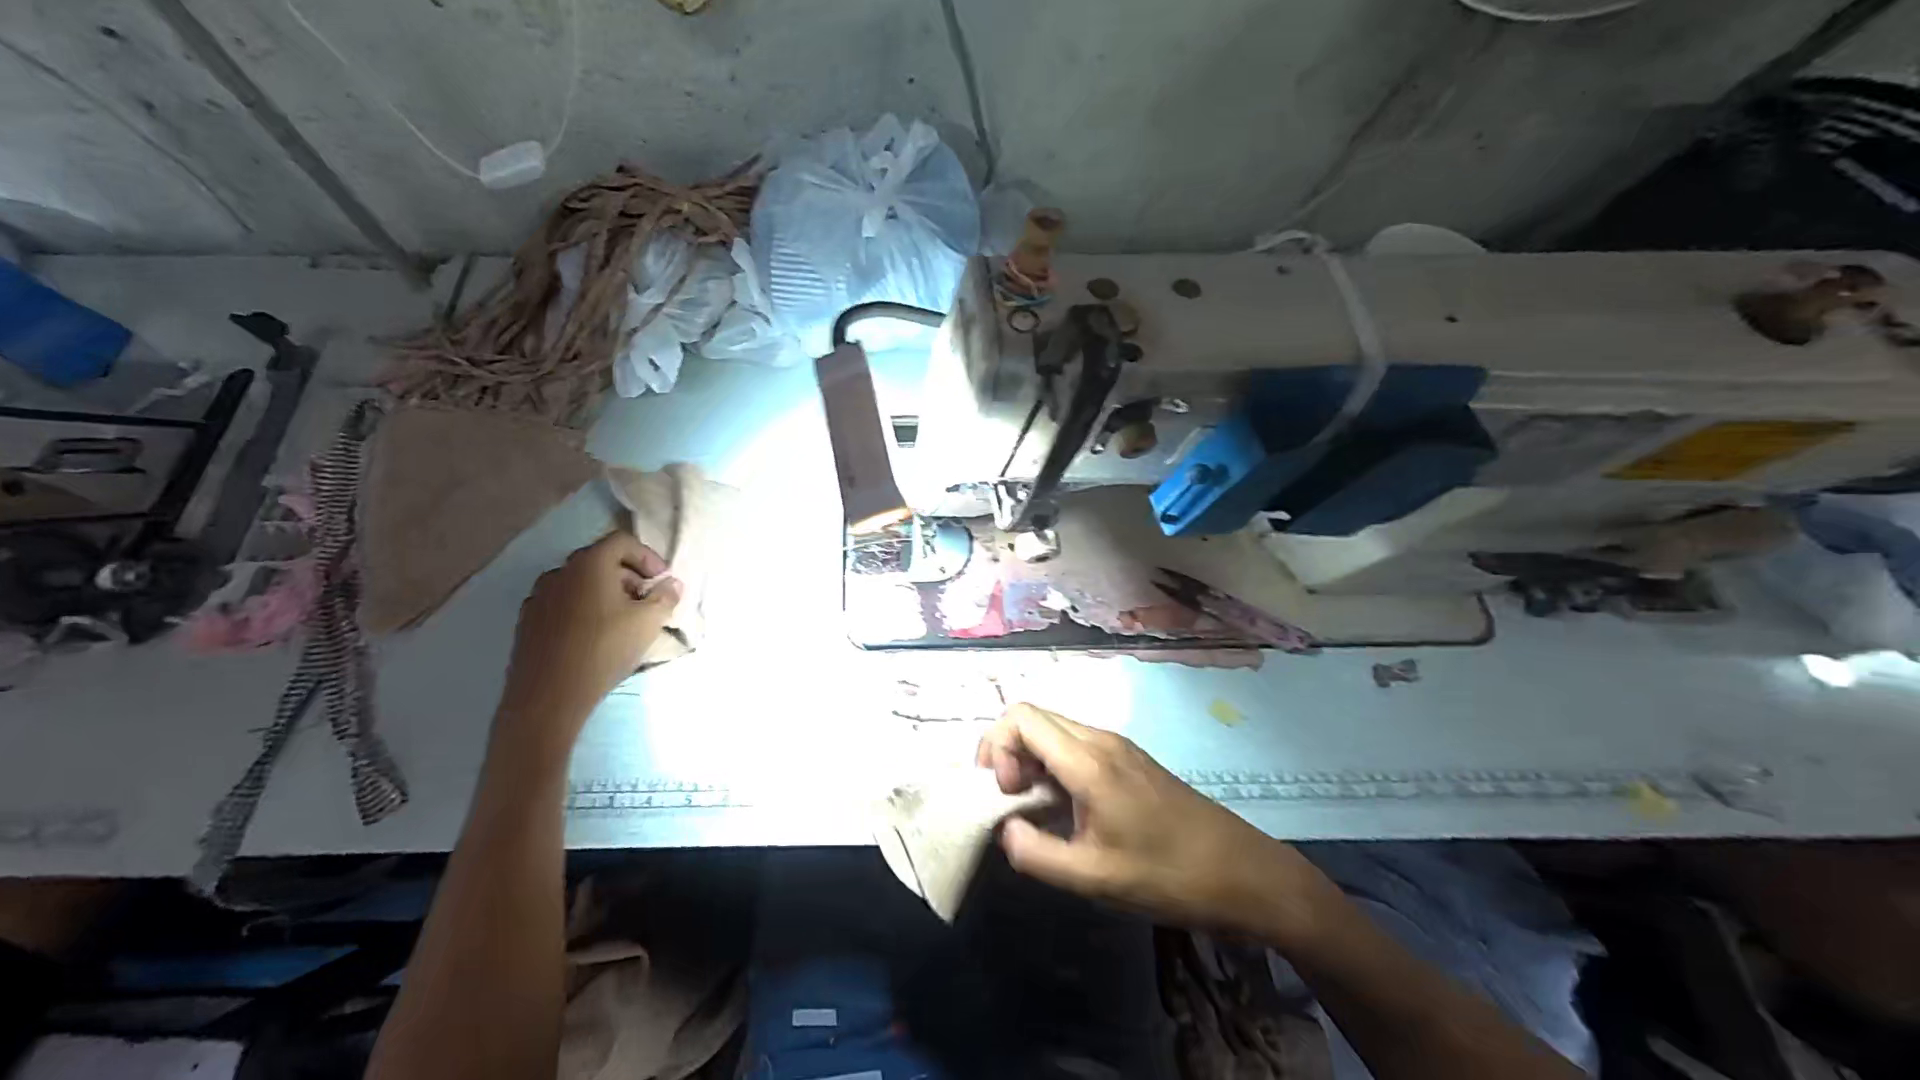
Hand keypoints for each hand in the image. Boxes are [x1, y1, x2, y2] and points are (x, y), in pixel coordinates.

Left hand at [497, 531, 680, 740]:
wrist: (549, 695)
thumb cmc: (605, 649)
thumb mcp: (649, 622)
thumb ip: (665, 597)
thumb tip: (671, 584)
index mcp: (589, 564)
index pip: (621, 541)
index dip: (647, 556)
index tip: (661, 581)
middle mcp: (559, 572)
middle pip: (599, 561)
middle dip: (628, 576)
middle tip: (645, 600)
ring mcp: (538, 597)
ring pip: (578, 583)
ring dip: (603, 593)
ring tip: (619, 619)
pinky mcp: (527, 621)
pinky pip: (561, 604)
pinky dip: (581, 609)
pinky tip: (591, 635)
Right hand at [976, 703, 1337, 940]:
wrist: (1243, 873)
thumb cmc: (1168, 875)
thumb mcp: (1094, 878)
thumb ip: (1036, 853)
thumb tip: (1003, 829)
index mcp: (1088, 760)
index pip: (1020, 717)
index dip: (998, 749)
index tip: (1007, 794)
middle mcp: (1101, 739)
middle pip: (1033, 718)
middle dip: (1008, 753)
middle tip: (1013, 802)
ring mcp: (1118, 747)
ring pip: (1053, 732)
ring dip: (1031, 761)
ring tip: (1036, 810)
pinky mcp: (1129, 761)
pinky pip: (1075, 746)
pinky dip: (1054, 767)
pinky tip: (1066, 809)